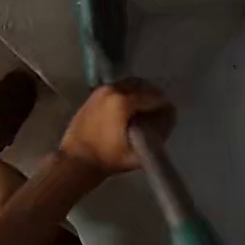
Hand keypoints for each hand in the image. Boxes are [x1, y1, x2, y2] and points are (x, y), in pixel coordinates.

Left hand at [58, 79, 174, 174]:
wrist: (76, 160)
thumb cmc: (108, 159)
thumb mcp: (138, 152)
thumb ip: (159, 133)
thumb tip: (169, 116)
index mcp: (123, 101)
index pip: (155, 97)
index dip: (165, 106)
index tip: (169, 116)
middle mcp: (112, 89)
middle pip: (142, 85)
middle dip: (153, 96)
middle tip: (159, 111)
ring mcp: (101, 90)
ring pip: (129, 84)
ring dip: (140, 93)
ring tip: (145, 110)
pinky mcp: (94, 95)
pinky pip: (118, 88)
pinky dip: (127, 93)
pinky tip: (129, 109)